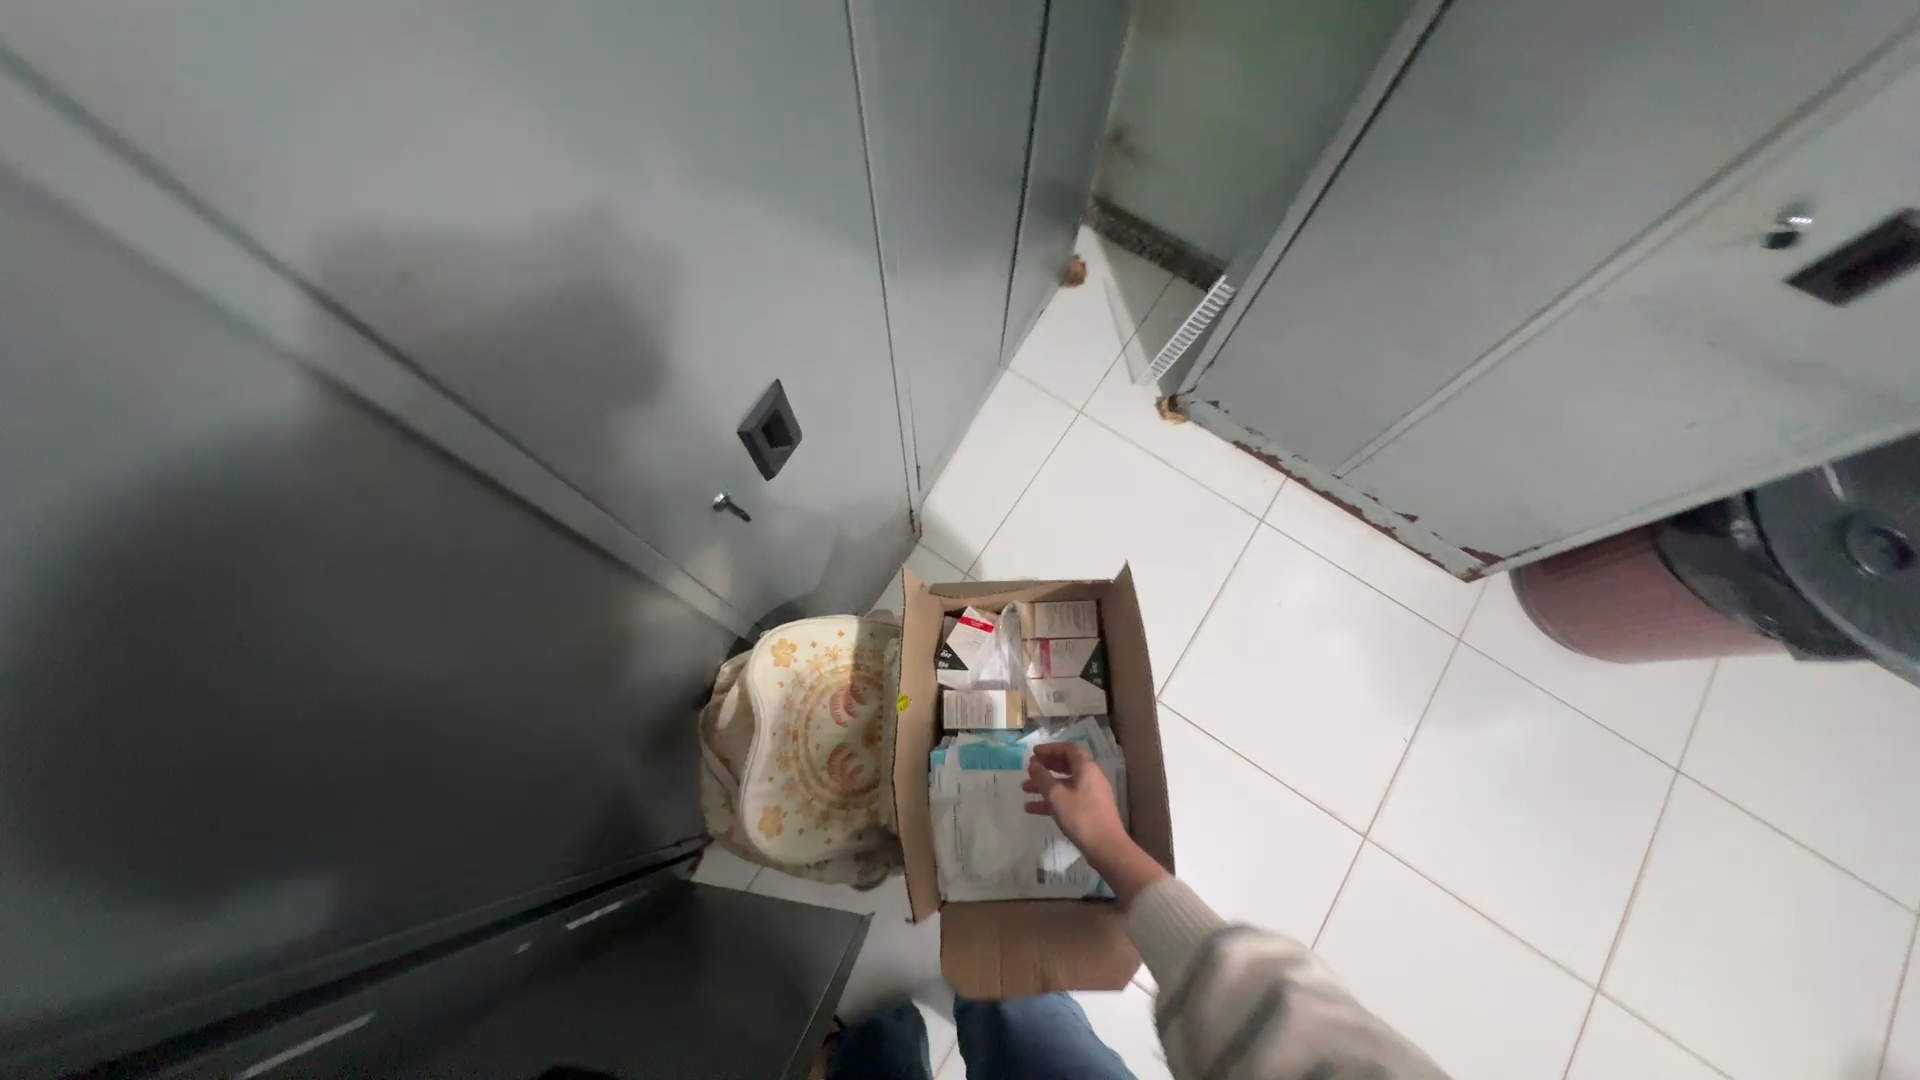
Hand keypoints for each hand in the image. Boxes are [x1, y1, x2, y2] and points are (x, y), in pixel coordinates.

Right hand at [1023, 741, 1167, 905]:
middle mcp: (1091, 777)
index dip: (1050, 748)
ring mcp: (1091, 795)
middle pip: (1067, 765)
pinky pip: (1068, 798)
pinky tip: (1032, 808)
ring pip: (1065, 784)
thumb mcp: (1056, 796)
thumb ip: (1042, 778)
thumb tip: (1033, 765)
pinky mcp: (1090, 810)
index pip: (1069, 749)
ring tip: (1025, 789)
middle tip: (1030, 769)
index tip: (1034, 753)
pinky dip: (1052, 800)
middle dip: (1046, 766)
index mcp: (1086, 768)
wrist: (1107, 848)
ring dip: (1045, 785)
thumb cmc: (1081, 816)